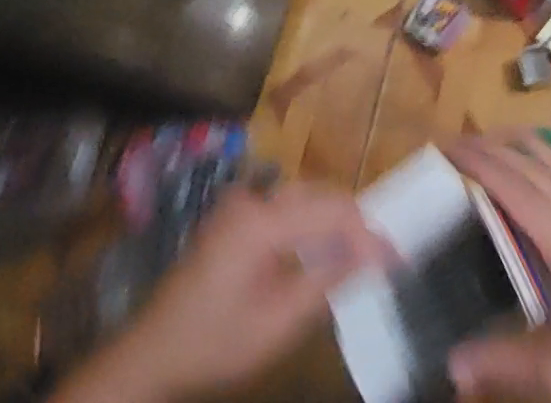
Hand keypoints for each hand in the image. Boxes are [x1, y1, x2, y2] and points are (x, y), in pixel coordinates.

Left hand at [52, 183, 391, 402]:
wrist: (150, 356)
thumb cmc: (214, 343)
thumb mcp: (279, 321)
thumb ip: (329, 279)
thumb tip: (376, 255)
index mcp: (260, 222)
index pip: (333, 212)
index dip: (370, 234)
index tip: (400, 257)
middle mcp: (251, 200)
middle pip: (321, 194)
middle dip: (357, 222)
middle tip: (387, 255)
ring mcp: (239, 205)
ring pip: (306, 196)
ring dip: (337, 220)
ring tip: (364, 253)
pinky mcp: (235, 216)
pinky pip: (287, 206)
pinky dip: (314, 222)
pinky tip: (327, 250)